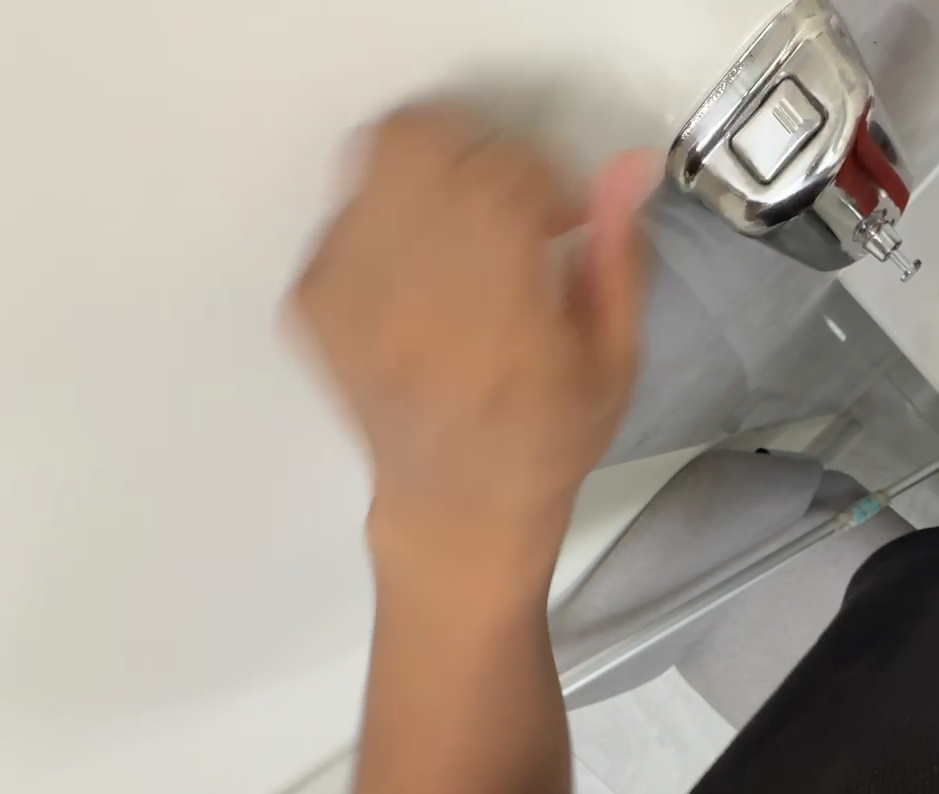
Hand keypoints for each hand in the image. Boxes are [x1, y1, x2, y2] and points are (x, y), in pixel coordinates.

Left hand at [292, 104, 660, 572]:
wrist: (459, 504)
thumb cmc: (553, 440)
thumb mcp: (617, 364)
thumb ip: (620, 263)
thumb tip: (626, 170)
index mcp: (506, 323)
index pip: (508, 179)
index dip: (549, 178)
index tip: (570, 213)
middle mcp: (415, 298)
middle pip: (429, 144)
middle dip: (489, 154)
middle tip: (521, 201)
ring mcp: (350, 294)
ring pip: (379, 157)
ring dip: (441, 169)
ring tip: (477, 222)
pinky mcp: (312, 299)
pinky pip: (351, 207)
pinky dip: (400, 212)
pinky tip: (434, 262)